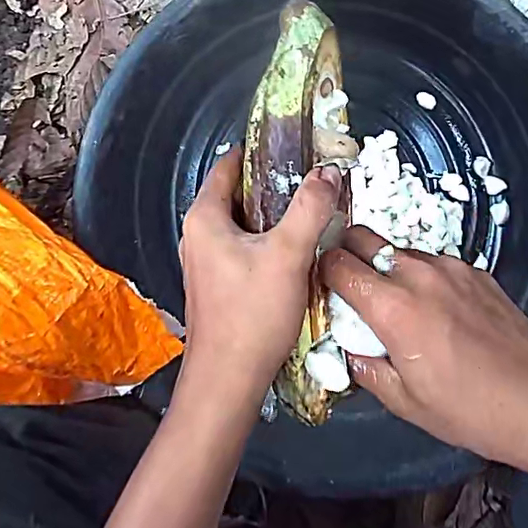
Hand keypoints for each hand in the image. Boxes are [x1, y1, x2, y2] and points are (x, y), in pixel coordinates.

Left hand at [178, 148, 339, 401]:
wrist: (227, 382)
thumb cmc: (251, 314)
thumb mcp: (288, 254)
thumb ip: (309, 208)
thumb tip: (328, 171)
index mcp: (204, 217)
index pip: (229, 166)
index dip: (259, 151)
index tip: (292, 145)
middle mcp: (198, 233)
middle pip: (238, 194)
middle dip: (272, 185)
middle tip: (310, 180)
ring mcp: (205, 260)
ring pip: (242, 223)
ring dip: (272, 215)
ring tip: (309, 210)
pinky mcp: (216, 282)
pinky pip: (243, 246)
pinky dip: (266, 239)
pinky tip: (295, 248)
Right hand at [318, 225, 527, 465]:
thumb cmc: (470, 409)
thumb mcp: (405, 402)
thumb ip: (365, 367)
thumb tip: (348, 346)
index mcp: (391, 306)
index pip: (337, 264)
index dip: (321, 270)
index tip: (321, 284)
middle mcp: (416, 274)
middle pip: (363, 236)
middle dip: (346, 250)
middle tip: (348, 279)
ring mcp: (448, 267)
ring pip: (398, 251)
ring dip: (387, 268)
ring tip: (400, 304)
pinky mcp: (474, 270)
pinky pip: (433, 264)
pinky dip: (422, 277)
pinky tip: (439, 311)